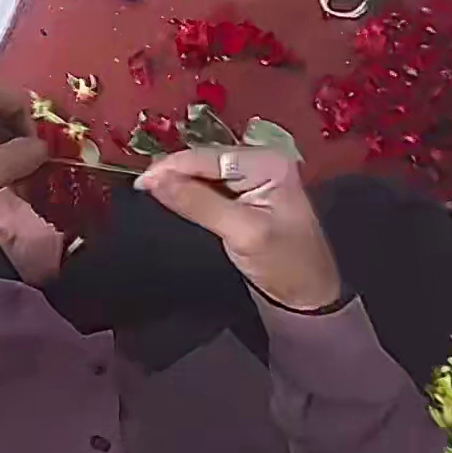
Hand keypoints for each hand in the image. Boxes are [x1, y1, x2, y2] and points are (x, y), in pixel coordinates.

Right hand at [136, 148, 342, 310]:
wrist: (310, 296)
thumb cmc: (285, 265)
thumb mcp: (242, 233)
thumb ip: (197, 203)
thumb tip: (153, 180)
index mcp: (268, 161)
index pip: (210, 156)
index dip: (172, 166)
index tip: (141, 182)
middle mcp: (261, 158)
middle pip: (205, 159)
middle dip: (174, 172)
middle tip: (143, 188)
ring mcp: (254, 172)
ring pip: (204, 169)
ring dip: (179, 179)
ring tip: (151, 190)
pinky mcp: (246, 188)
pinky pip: (210, 181)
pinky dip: (190, 188)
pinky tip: (172, 194)